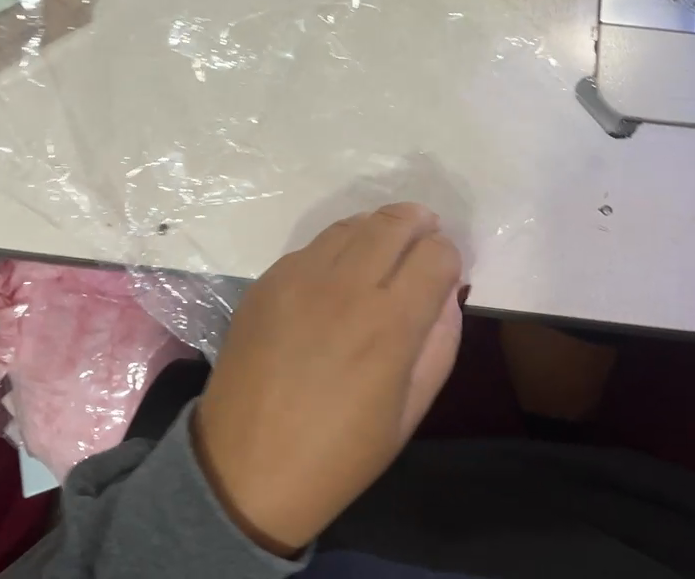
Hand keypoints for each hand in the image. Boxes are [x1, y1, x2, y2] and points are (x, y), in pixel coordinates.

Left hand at [193, 203, 464, 556]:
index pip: (438, 252)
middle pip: (397, 221)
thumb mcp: (412, 410)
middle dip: (421, 224)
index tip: (444, 277)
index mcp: (391, 323)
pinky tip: (337, 280)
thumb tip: (446, 292)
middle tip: (424, 241)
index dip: (450, 258)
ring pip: (354, 222)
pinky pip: (316, 245)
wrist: (244, 472)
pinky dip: (339, 249)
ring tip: (383, 254)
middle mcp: (348, 286)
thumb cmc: (340, 454)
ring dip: (379, 230)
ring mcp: (301, 277)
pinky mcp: (269, 280)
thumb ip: (441, 341)